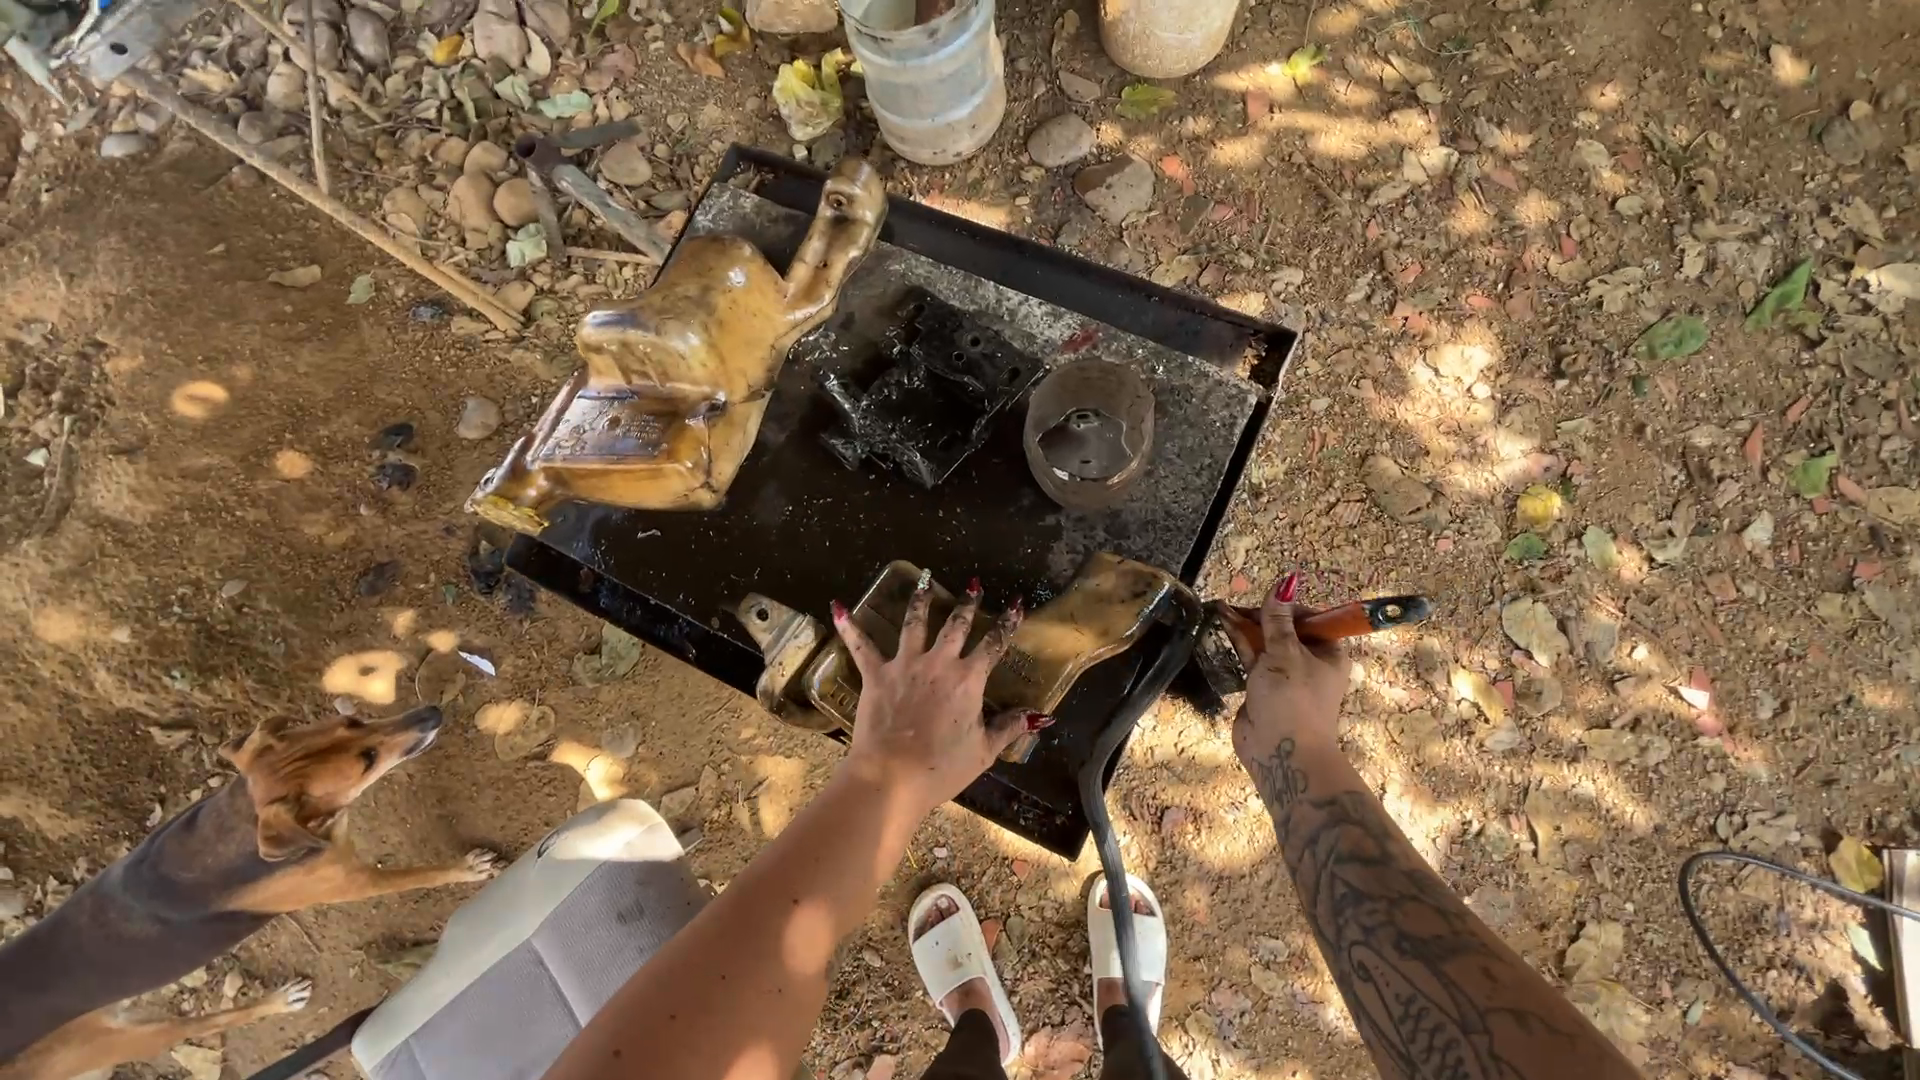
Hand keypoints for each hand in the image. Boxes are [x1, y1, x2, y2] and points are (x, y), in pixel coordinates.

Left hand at [833, 573, 1041, 815]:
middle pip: (956, 626)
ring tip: (924, 580)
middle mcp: (939, 663)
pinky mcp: (876, 674)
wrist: (893, 775)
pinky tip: (838, 608)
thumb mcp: (984, 751)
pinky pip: (861, 646)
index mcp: (968, 680)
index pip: (993, 645)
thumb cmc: (942, 767)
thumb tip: (1038, 715)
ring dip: (921, 601)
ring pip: (914, 624)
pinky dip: (849, 627)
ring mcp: (905, 665)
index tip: (1016, 604)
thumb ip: (1010, 728)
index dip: (1007, 624)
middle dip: (968, 604)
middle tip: (974, 585)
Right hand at [1230, 571, 1352, 766]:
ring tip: (1222, 606)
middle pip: (1285, 629)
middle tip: (1236, 603)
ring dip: (1246, 625)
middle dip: (1262, 615)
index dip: (1287, 607)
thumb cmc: (1293, 698)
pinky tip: (1223, 623)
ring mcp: (1284, 675)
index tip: (1265, 601)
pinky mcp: (1262, 687)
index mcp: (1329, 653)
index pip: (1311, 619)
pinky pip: (1251, 657)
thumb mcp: (1285, 653)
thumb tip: (1286, 581)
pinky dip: (1239, 641)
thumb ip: (1277, 619)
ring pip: (1265, 642)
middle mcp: (1309, 662)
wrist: (1280, 751)